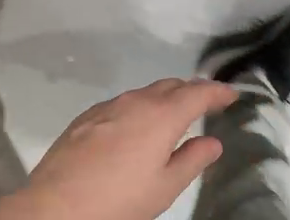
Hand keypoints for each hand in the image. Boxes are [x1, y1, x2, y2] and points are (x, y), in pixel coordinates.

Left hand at [0, 77, 240, 219]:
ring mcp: (109, 105)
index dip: (217, 91)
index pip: (197, 93)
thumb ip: (191, 160)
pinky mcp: (87, 116)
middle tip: (206, 103)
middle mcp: (136, 101)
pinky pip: (123, 103)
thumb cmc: (119, 200)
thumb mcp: (164, 188)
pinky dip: (139, 109)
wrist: (57, 205)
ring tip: (173, 115)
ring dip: (163, 99)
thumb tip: (212, 141)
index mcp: (161, 115)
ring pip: (145, 93)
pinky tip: (136, 129)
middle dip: (191, 91)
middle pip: (170, 86)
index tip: (232, 93)